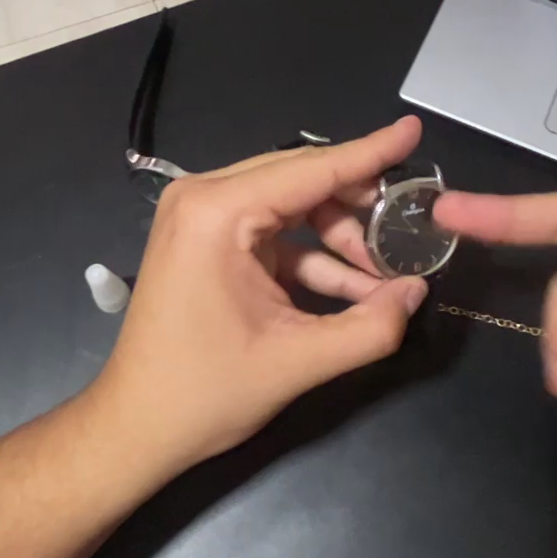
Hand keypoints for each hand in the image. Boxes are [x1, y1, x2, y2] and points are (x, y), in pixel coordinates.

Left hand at [89, 117, 431, 468]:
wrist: (136, 426)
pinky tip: (354, 289)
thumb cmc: (206, 392)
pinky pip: (275, 231)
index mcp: (218, 211)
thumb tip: (420, 291)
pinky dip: (314, 256)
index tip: (413, 131)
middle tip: (409, 227)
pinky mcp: (208, 241)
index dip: (371, 152)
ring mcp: (202, 217)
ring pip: (293, 205)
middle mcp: (204, 197)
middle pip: (303, 179)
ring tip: (383, 276)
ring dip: (340, 237)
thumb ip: (372, 326)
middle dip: (359, 205)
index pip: (312, 170)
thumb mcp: (299, 361)